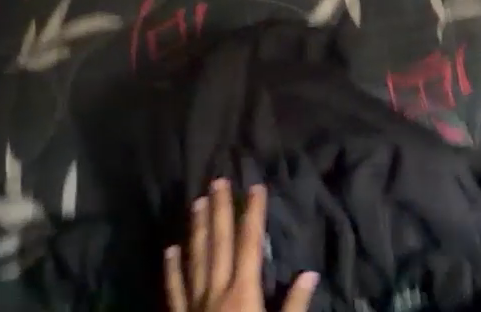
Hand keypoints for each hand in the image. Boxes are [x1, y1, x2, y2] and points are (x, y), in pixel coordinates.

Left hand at [165, 179, 318, 311]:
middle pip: (219, 244)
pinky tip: (170, 250)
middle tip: (217, 180)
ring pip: (195, 260)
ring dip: (196, 230)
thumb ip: (294, 306)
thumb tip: (310, 272)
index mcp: (243, 292)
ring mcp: (194, 305)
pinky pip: (174, 291)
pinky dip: (172, 269)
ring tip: (196, 203)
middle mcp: (216, 291)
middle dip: (219, 211)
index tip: (255, 186)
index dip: (253, 213)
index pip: (250, 244)